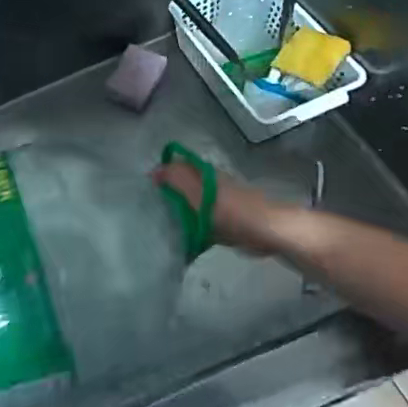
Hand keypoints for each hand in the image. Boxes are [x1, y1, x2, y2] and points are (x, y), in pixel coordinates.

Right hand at [152, 159, 298, 257]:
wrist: (266, 231)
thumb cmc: (231, 210)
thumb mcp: (198, 192)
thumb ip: (176, 178)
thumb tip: (152, 171)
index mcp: (202, 173)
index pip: (173, 167)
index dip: (158, 175)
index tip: (141, 191)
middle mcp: (208, 183)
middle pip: (179, 185)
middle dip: (164, 195)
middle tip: (144, 210)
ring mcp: (216, 203)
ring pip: (188, 204)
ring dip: (175, 213)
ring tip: (156, 226)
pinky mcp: (222, 221)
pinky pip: (198, 222)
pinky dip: (188, 228)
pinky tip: (178, 239)